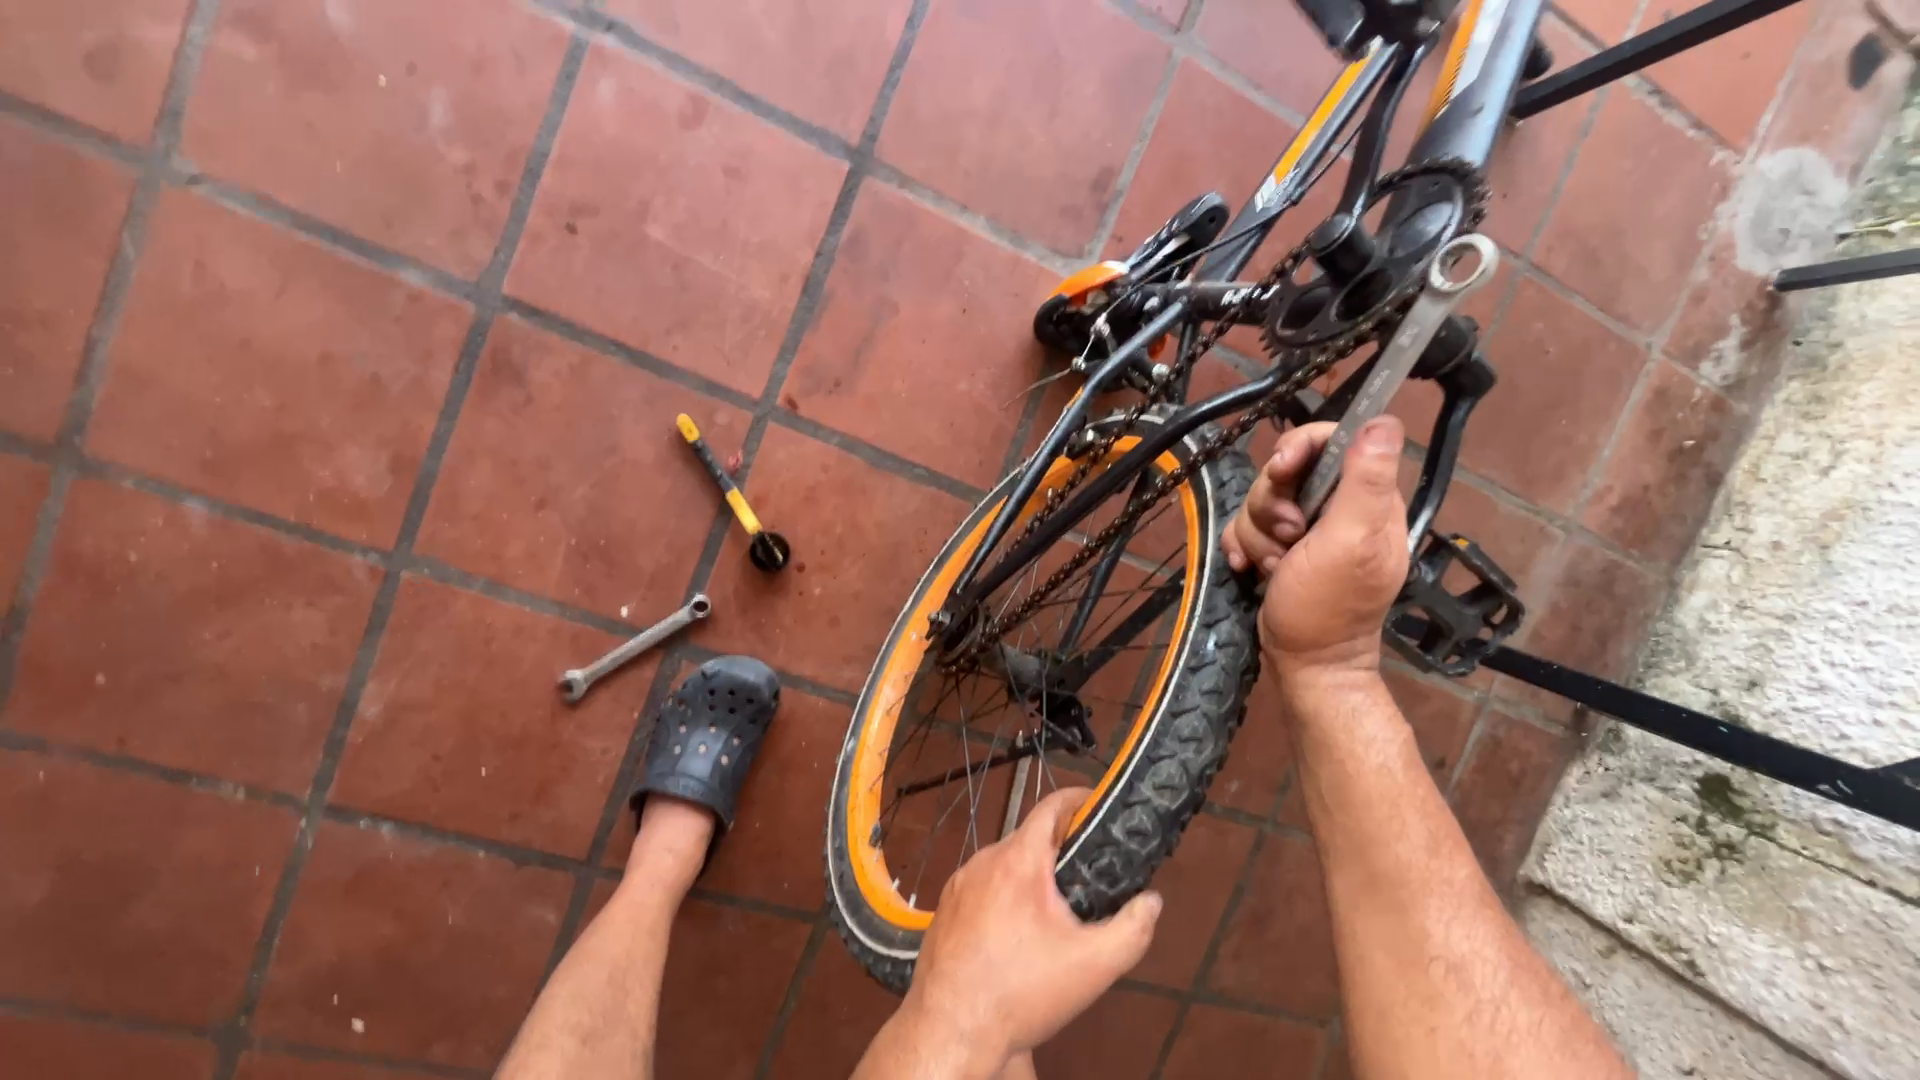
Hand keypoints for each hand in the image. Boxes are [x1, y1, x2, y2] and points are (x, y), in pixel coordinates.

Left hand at [904, 788, 1162, 1060]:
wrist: (952, 1030)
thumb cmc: (1023, 992)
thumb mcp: (1093, 965)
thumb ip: (1133, 929)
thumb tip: (1152, 901)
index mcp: (1019, 860)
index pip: (1050, 807)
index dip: (1077, 798)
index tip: (1096, 803)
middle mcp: (984, 861)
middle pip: (1028, 839)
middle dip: (1058, 850)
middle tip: (1085, 875)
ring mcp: (959, 884)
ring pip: (1003, 865)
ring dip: (1029, 877)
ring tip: (1052, 914)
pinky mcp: (945, 908)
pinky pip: (981, 888)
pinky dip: (1003, 897)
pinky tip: (1015, 935)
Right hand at [1223, 417, 1410, 680]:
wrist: (1304, 664)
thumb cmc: (1329, 606)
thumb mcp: (1352, 541)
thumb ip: (1366, 481)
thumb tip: (1384, 420)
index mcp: (1366, 499)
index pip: (1332, 439)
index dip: (1300, 446)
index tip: (1281, 469)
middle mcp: (1336, 506)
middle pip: (1286, 469)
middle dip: (1273, 504)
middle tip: (1288, 536)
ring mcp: (1303, 528)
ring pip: (1260, 499)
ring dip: (1258, 534)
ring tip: (1274, 566)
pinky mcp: (1274, 547)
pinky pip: (1243, 526)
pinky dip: (1240, 547)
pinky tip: (1248, 569)